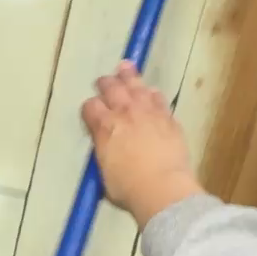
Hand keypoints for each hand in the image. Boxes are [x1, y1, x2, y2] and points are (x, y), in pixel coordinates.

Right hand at [82, 61, 202, 224]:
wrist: (162, 187)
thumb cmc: (128, 188)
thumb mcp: (105, 173)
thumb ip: (104, 153)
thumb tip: (105, 147)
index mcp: (105, 128)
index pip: (91, 108)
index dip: (89, 108)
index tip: (89, 111)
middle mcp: (125, 113)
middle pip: (113, 89)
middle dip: (105, 83)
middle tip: (102, 80)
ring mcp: (148, 111)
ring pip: (136, 85)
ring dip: (129, 75)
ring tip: (125, 67)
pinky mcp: (167, 117)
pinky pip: (158, 97)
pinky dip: (151, 93)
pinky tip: (150, 91)